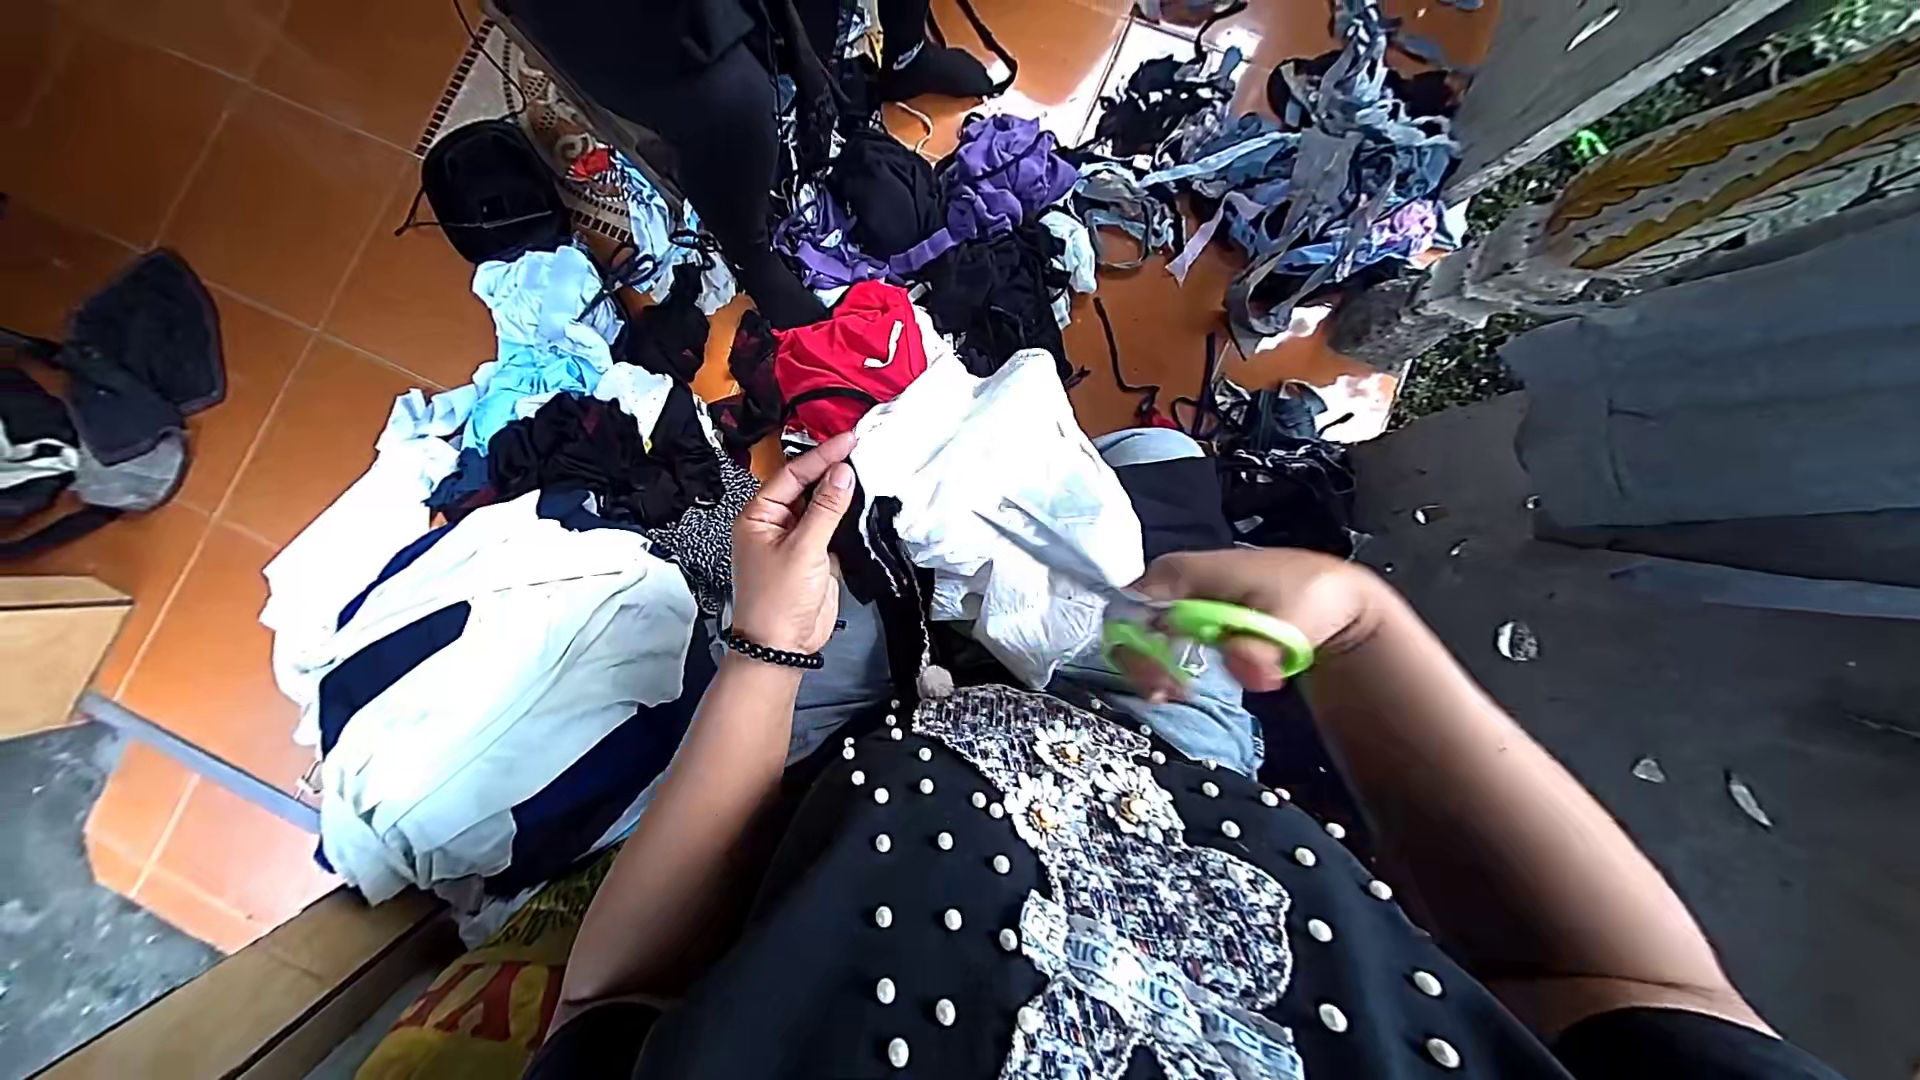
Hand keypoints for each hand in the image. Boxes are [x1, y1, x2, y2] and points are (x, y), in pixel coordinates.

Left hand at [729, 432, 857, 653]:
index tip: (847, 442)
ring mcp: (796, 539)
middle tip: (859, 450)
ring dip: (841, 492)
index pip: (792, 474)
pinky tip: (861, 503)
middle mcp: (775, 523)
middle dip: (831, 469)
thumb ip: (825, 510)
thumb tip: (842, 475)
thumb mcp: (803, 549)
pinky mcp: (815, 554)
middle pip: (806, 486)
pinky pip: (832, 526)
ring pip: (821, 505)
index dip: (821, 456)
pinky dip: (847, 515)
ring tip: (865, 471)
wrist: (783, 645)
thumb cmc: (775, 602)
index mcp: (758, 516)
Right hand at [1128, 548, 1385, 696]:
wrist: (1327, 594)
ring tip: (1176, 694)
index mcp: (1179, 572)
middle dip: (1139, 662)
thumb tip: (1244, 669)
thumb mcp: (1289, 619)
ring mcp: (1173, 600)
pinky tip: (1181, 685)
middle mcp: (1166, 582)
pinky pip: (1154, 642)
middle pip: (1126, 623)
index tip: (1165, 683)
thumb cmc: (1305, 593)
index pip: (1130, 608)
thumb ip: (1261, 648)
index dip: (1136, 648)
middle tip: (1169, 693)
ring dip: (1149, 668)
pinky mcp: (1183, 618)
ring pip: (1137, 635)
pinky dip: (1161, 667)